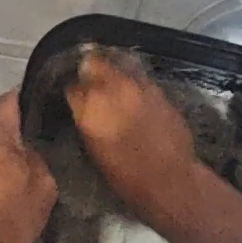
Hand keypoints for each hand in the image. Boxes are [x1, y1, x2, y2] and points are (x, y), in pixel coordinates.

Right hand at [65, 53, 200, 225]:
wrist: (169, 178)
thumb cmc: (125, 175)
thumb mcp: (94, 150)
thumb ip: (87, 122)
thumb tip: (85, 108)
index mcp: (90, 106)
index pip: (72, 87)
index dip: (73, 91)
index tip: (74, 95)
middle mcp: (113, 88)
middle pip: (94, 64)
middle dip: (89, 68)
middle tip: (88, 74)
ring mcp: (139, 86)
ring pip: (120, 64)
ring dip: (113, 70)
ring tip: (111, 77)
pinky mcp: (159, 90)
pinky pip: (141, 77)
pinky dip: (133, 81)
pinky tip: (133, 91)